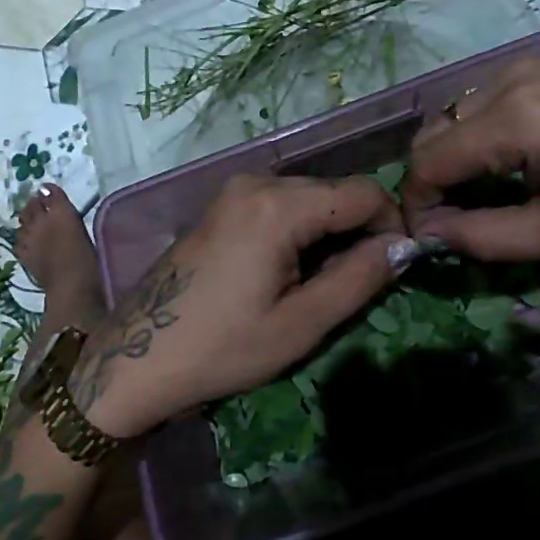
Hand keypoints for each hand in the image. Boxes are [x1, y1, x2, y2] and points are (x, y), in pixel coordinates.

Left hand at [70, 174, 413, 436]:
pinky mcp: (224, 204)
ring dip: (330, 233)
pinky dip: (301, 230)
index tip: (395, 267)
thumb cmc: (221, 348)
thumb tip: (403, 246)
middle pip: (336, 191)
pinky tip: (289, 272)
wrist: (136, 357)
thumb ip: (358, 278)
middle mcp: (257, 182)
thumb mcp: (300, 324)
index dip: (392, 225)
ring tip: (319, 284)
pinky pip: (281, 204)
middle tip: (356, 284)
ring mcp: (235, 190)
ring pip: (311, 197)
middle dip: (359, 230)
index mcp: (278, 205)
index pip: (365, 192)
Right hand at [401, 58, 539, 260]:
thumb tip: (426, 236)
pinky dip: (476, 137)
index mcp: (514, 118)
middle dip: (433, 182)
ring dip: (453, 159)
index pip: (429, 162)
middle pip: (434, 134)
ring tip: (486, 198)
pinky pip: (482, 102)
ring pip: (454, 117)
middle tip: (458, 224)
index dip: (417, 205)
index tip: (429, 242)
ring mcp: (526, 67)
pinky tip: (511, 164)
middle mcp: (509, 81)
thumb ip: (486, 236)